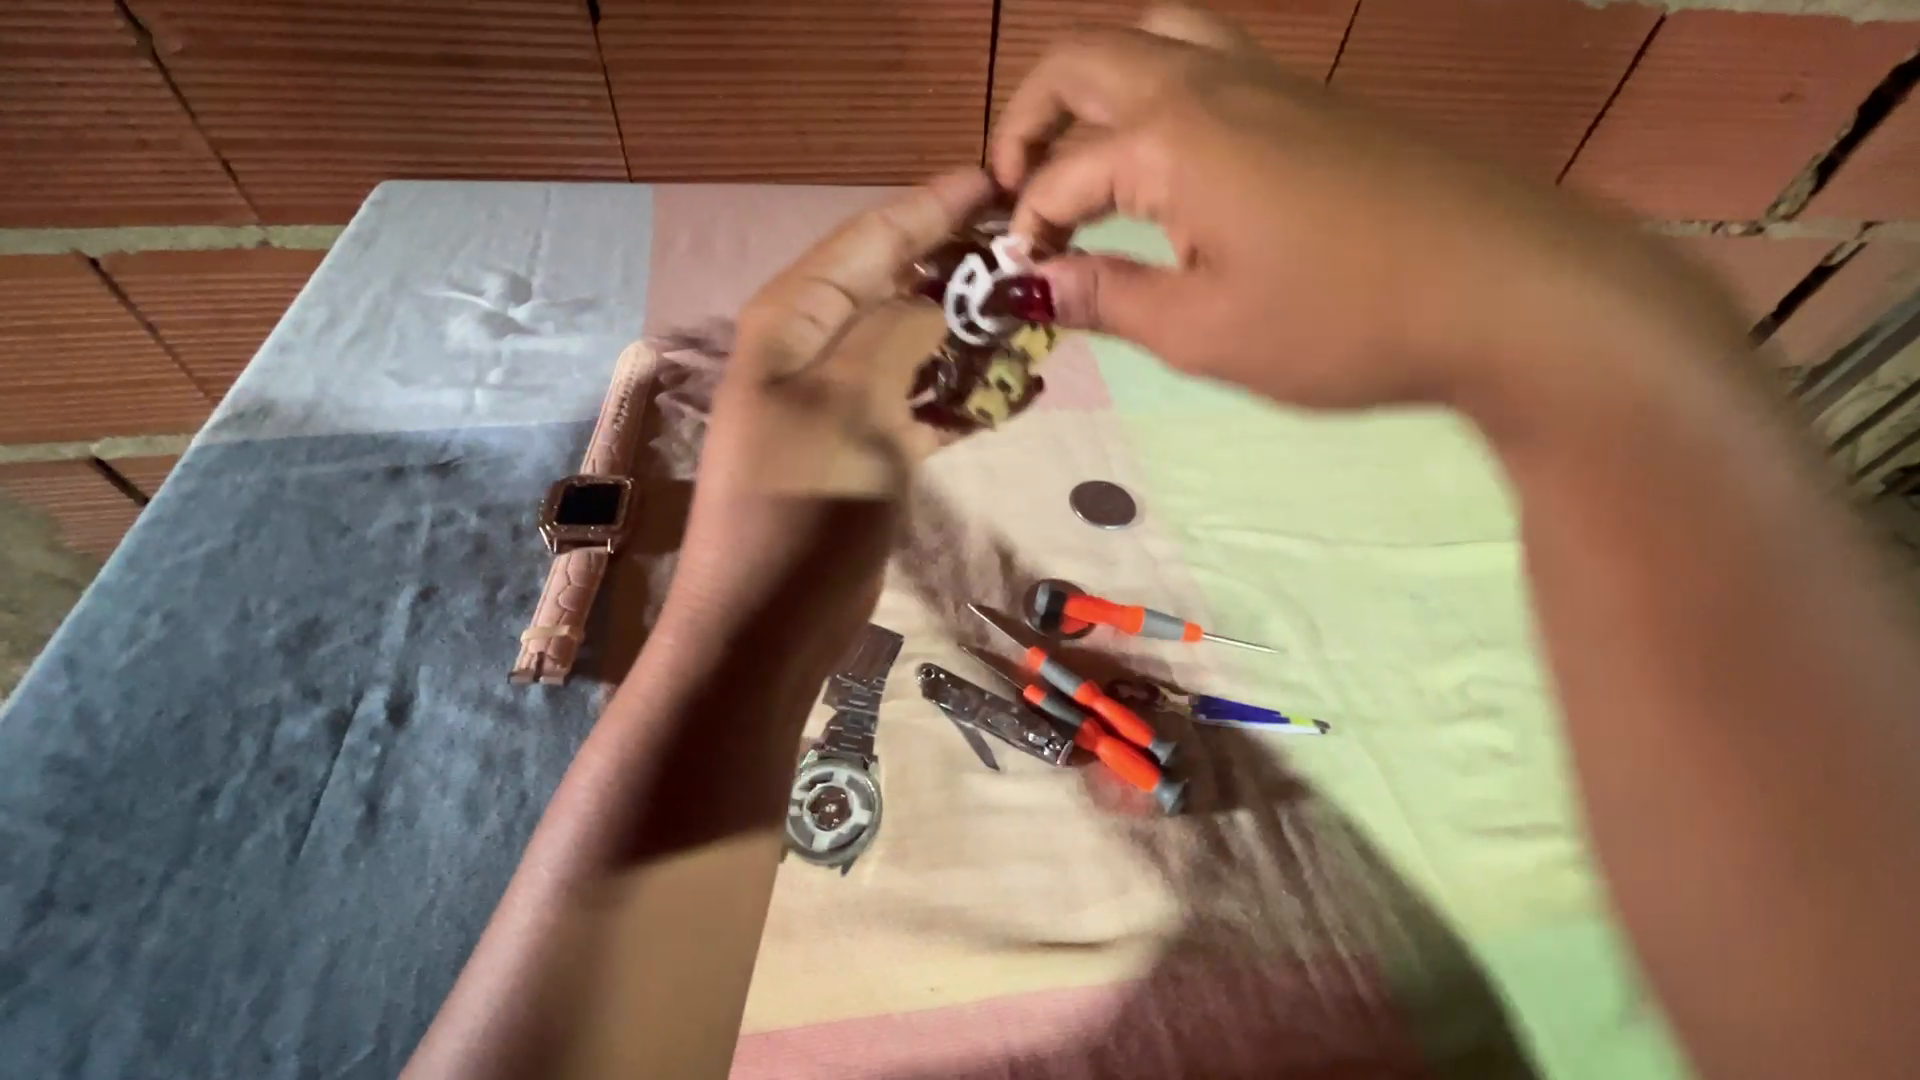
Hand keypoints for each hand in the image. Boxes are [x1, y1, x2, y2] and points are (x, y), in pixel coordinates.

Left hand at [650, 170, 994, 652]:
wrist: (769, 622)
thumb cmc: (801, 504)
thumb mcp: (849, 400)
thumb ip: (899, 330)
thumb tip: (943, 298)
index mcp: (796, 317)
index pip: (874, 236)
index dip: (937, 205)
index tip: (1003, 181)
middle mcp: (817, 349)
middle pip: (901, 288)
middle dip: (965, 273)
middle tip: (1039, 260)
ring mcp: (844, 404)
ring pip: (920, 349)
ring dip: (975, 338)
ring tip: (1040, 325)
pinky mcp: (869, 452)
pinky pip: (926, 406)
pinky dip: (967, 398)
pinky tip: (1017, 394)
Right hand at [994, 4, 1742, 412]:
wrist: (1506, 291)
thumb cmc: (1340, 321)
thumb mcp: (1202, 332)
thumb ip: (1108, 298)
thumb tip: (1038, 284)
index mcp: (1173, 137)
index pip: (1061, 173)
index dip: (1027, 228)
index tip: (1021, 280)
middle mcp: (1212, 82)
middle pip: (1088, 56)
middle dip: (1030, 117)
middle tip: (1014, 185)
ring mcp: (1271, 81)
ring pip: (1154, 36)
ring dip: (1096, 87)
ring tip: (1081, 156)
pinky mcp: (1311, 102)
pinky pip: (1209, 61)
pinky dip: (1157, 94)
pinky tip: (1165, 161)